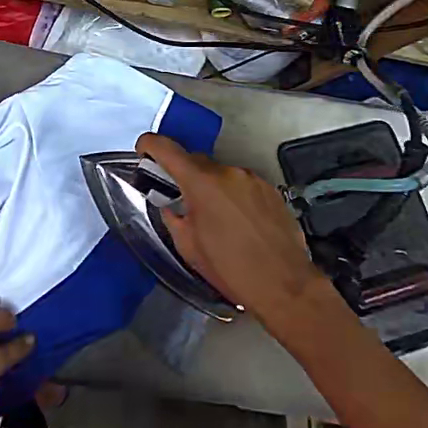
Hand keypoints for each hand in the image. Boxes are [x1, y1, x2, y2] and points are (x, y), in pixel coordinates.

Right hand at [135, 133, 336, 327]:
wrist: (283, 282)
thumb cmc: (232, 270)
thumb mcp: (189, 248)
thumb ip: (174, 218)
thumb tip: (171, 205)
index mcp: (203, 184)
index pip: (169, 150)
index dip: (151, 145)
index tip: (144, 150)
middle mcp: (230, 173)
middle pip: (198, 162)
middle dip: (186, 177)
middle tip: (181, 201)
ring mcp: (253, 179)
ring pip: (223, 175)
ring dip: (214, 189)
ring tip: (216, 221)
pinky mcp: (271, 189)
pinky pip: (244, 185)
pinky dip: (235, 196)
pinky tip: (239, 223)